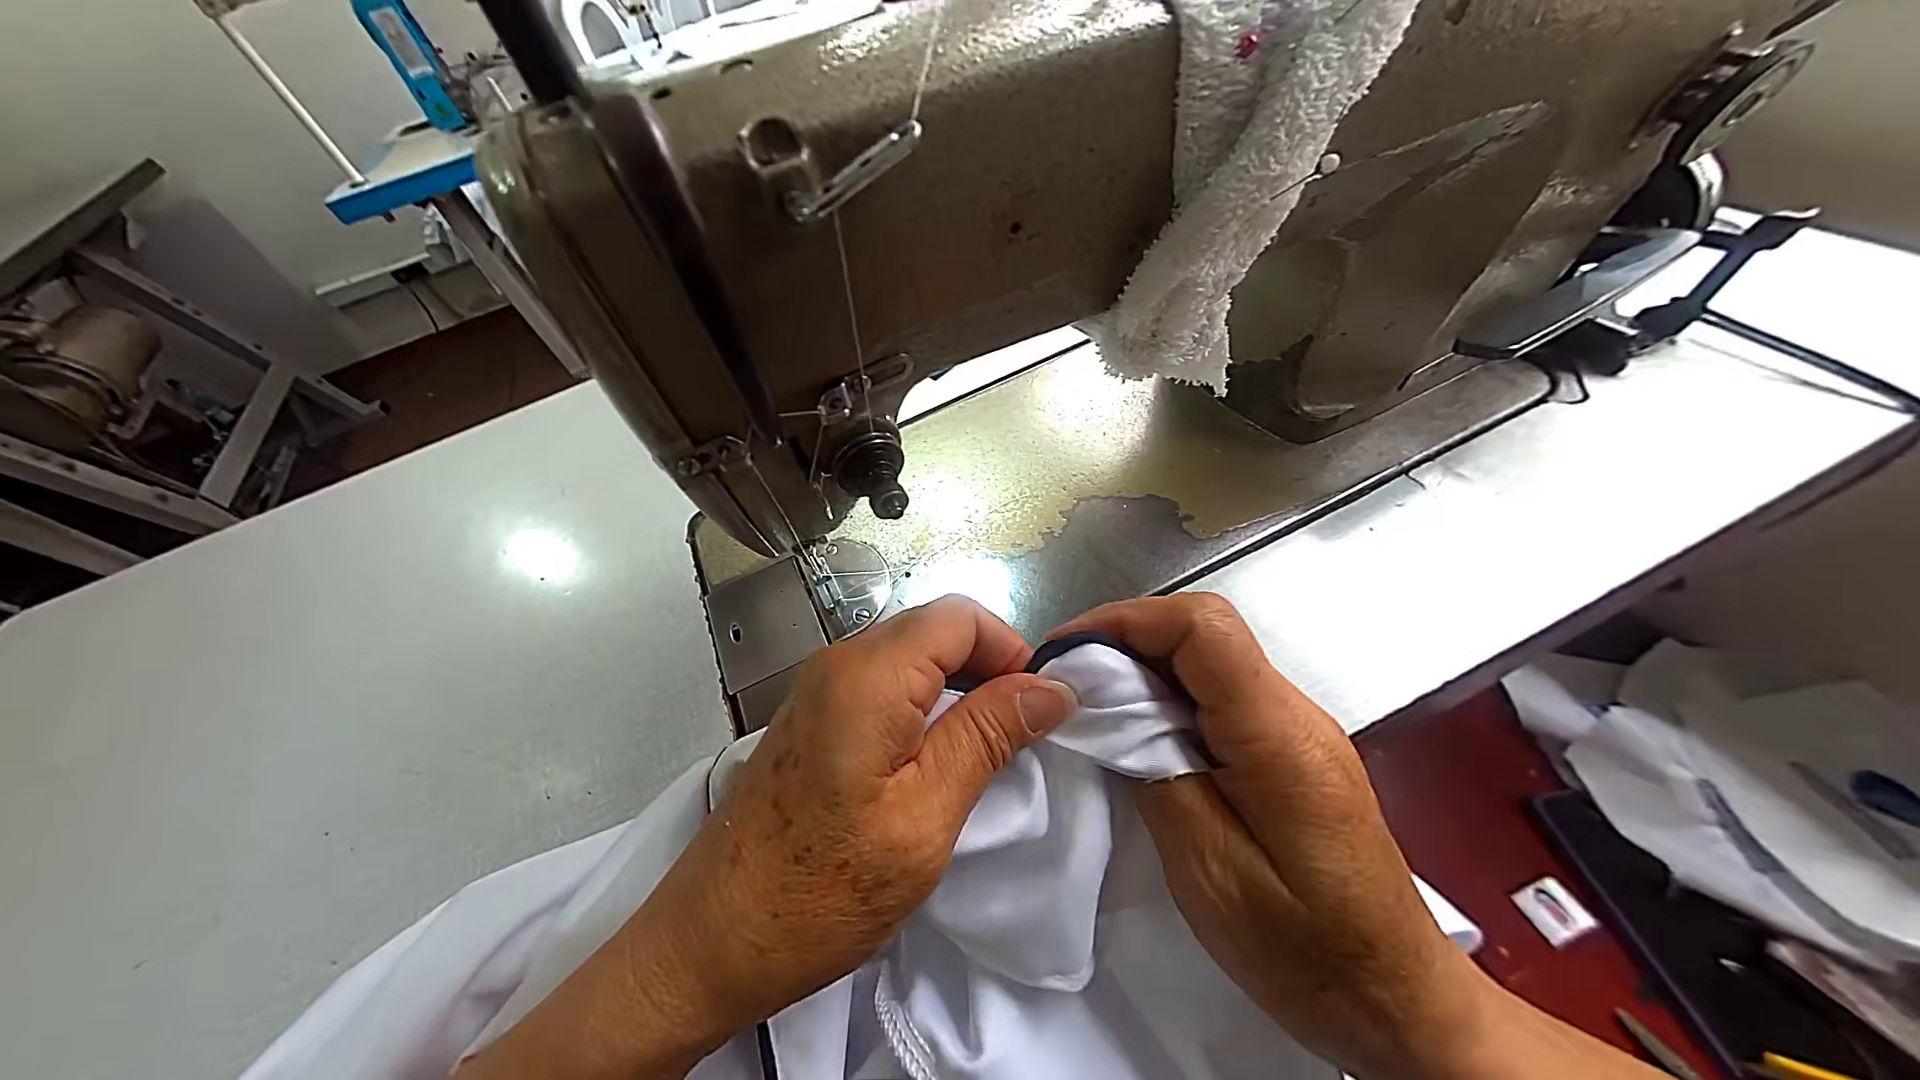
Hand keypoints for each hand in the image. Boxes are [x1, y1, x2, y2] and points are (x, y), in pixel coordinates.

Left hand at [458, 595, 1079, 1079]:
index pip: (960, 616)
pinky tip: (934, 757)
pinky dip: (924, 704)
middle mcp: (839, 661)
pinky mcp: (814, 714)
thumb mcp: (925, 817)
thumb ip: (988, 737)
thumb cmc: (823, 890)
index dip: (1009, 650)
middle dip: (988, 668)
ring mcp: (820, 686)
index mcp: (868, 675)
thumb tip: (1051, 687)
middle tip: (1015, 737)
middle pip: (935, 628)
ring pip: (913, 654)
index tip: (1036, 711)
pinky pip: (885, 682)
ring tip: (982, 752)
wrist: (712, 940)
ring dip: (958, 688)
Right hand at [1052, 594, 1660, 1079]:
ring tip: (1090, 701)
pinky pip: (1216, 690)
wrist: (1396, 997)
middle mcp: (1293, 710)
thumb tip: (1109, 709)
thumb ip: (1156, 774)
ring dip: (1140, 663)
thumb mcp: (1210, 871)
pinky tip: (1137, 730)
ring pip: (1206, 655)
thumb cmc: (1305, 950)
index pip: (1202, 628)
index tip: (1067, 652)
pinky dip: (1164, 692)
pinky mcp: (1288, 743)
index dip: (1126, 620)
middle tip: (1067, 679)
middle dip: (1124, 637)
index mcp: (1278, 735)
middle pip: (1202, 629)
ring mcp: (1296, 723)